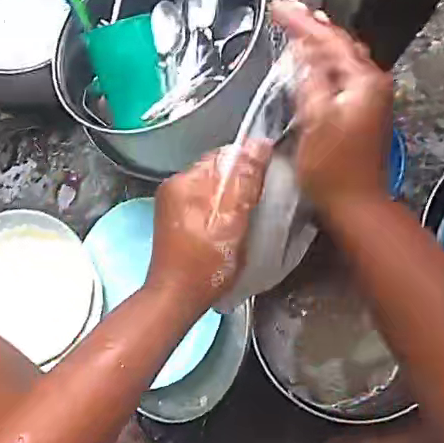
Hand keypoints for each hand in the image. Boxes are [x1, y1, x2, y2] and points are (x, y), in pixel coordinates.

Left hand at [149, 140, 270, 308]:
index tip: (271, 176)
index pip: (225, 154)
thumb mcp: (232, 219)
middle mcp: (175, 187)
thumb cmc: (205, 263)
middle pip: (218, 170)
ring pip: (212, 188)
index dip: (251, 161)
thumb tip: (259, 144)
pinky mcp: (175, 223)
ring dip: (231, 196)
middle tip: (263, 198)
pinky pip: (203, 204)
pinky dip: (220, 210)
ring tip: (249, 214)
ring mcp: (172, 206)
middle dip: (241, 179)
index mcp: (185, 180)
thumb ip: (244, 180)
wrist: (176, 298)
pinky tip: (231, 227)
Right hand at [271, 0, 393, 209]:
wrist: (356, 206)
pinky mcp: (362, 116)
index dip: (302, 22)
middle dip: (313, 28)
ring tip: (299, 31)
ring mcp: (370, 101)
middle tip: (288, 13)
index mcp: (363, 82)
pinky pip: (342, 79)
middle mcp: (373, 86)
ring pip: (342, 61)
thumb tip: (303, 51)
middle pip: (340, 46)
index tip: (279, 8)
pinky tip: (311, 68)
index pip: (329, 40)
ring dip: (319, 46)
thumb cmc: (334, 170)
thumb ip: (309, 79)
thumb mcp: (314, 120)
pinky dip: (325, 67)